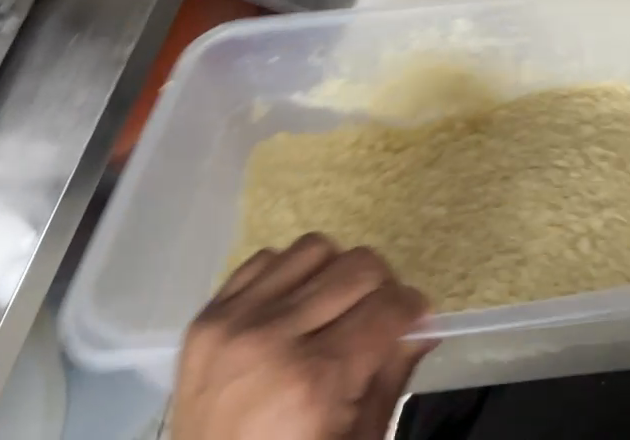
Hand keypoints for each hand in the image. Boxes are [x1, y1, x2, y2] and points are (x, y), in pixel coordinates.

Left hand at [173, 234, 433, 439]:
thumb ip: (392, 376)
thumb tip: (424, 327)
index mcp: (316, 381)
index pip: (389, 306)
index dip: (413, 308)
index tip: (416, 318)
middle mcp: (274, 339)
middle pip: (358, 266)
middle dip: (382, 286)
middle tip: (380, 314)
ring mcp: (234, 322)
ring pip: (315, 249)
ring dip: (335, 273)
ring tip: (333, 307)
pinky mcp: (206, 317)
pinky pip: (266, 259)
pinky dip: (289, 275)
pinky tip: (293, 308)